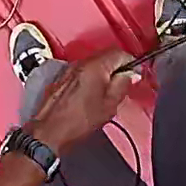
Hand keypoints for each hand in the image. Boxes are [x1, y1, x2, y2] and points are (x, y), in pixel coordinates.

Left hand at [22, 49, 140, 153]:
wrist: (50, 132)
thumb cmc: (76, 121)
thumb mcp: (110, 105)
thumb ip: (123, 84)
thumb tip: (130, 74)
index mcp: (96, 66)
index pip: (120, 53)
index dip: (132, 63)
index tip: (136, 73)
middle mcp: (81, 63)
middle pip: (106, 56)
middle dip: (118, 68)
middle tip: (124, 84)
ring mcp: (69, 69)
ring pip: (94, 64)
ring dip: (104, 74)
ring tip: (107, 93)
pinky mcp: (62, 78)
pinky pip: (82, 72)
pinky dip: (90, 79)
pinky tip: (92, 95)